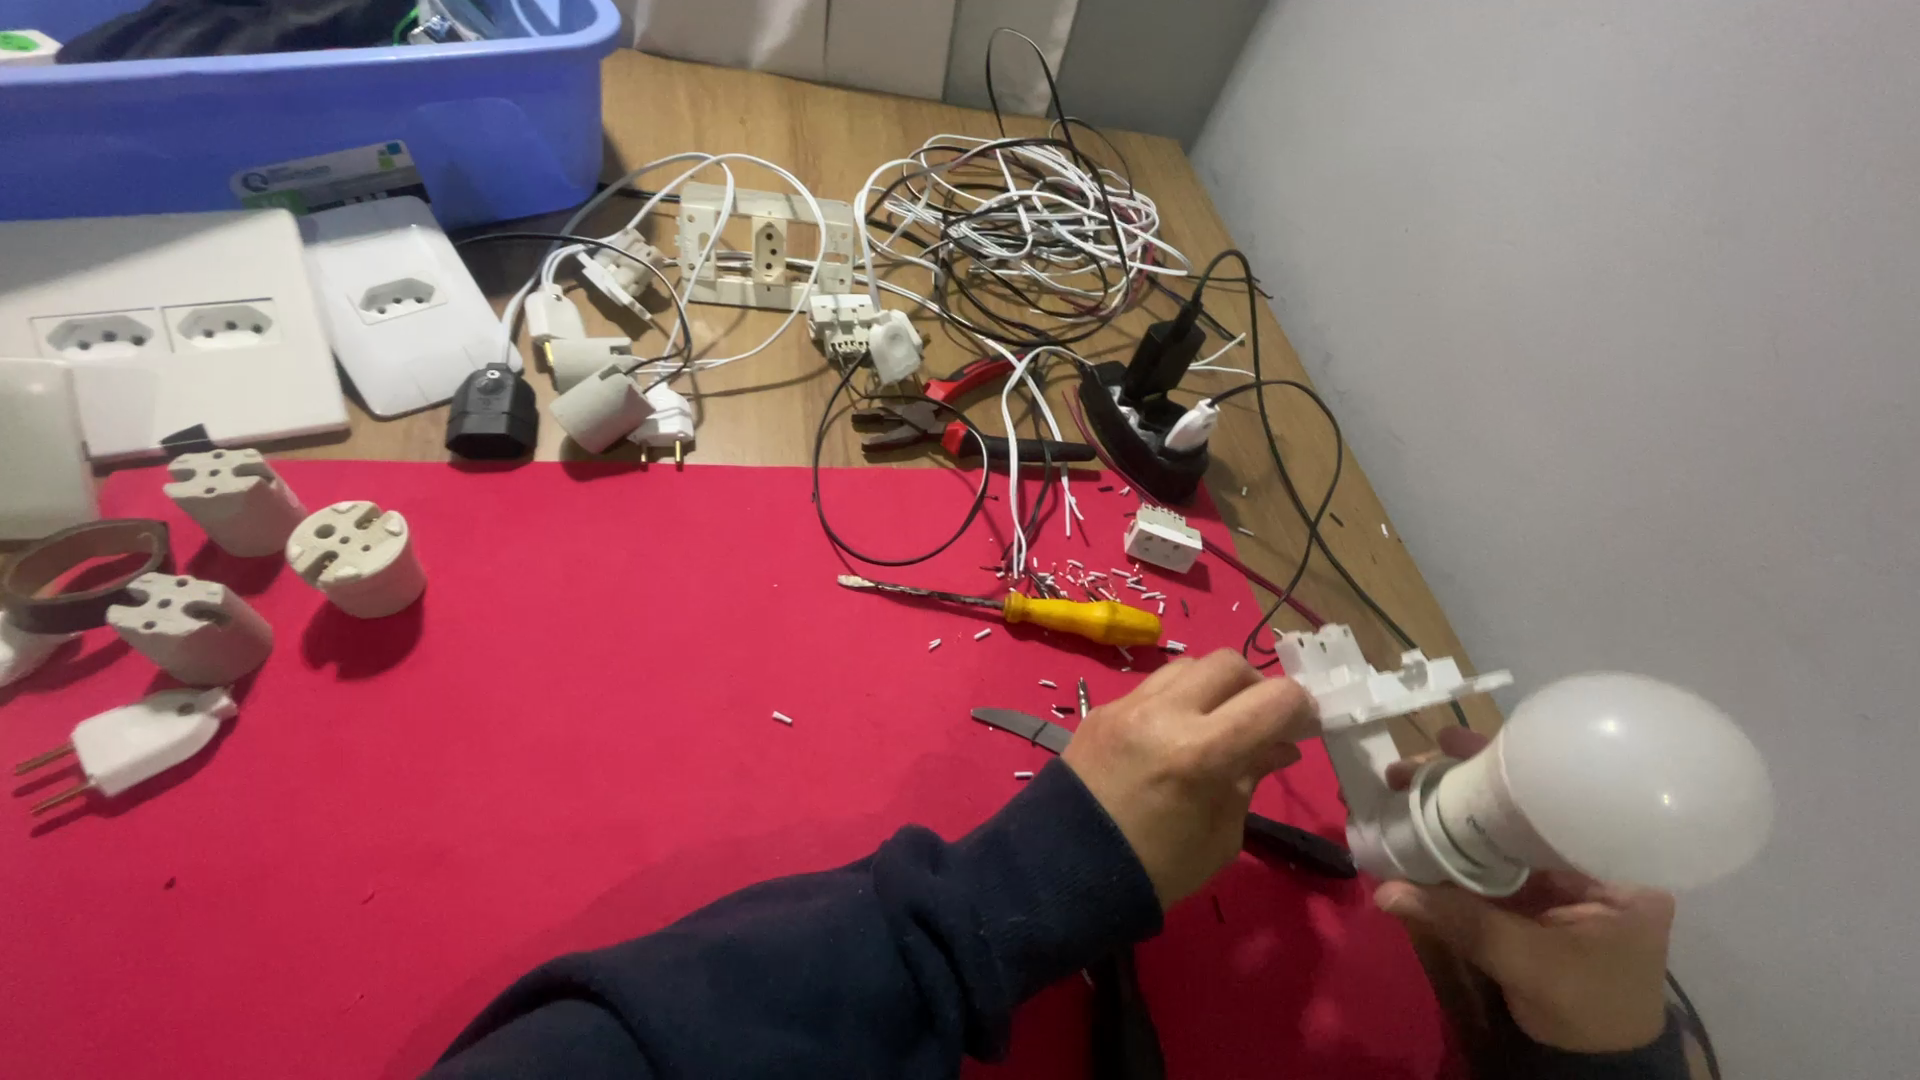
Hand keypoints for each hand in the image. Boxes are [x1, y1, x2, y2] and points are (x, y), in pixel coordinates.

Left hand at [1061, 649, 1315, 909]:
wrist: (1065, 870)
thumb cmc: (1156, 868)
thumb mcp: (1221, 834)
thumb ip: (1251, 777)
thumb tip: (1280, 745)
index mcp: (1201, 752)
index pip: (1274, 698)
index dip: (1300, 708)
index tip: (1304, 725)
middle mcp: (1163, 713)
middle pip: (1228, 663)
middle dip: (1255, 686)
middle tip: (1261, 721)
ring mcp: (1127, 705)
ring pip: (1186, 665)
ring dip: (1213, 686)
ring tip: (1218, 723)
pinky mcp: (1101, 708)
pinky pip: (1152, 685)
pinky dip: (1176, 698)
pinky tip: (1175, 733)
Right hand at [1375, 728, 1673, 1053]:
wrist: (1597, 1061)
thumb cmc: (1588, 1007)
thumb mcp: (1530, 964)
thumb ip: (1462, 922)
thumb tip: (1385, 891)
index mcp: (1613, 867)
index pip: (1559, 794)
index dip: (1506, 763)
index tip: (1451, 740)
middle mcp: (1582, 858)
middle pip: (1517, 803)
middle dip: (1458, 780)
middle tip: (1405, 768)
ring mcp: (1550, 873)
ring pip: (1494, 825)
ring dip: (1445, 805)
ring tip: (1396, 786)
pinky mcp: (1523, 890)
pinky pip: (1481, 855)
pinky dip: (1445, 839)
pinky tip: (1409, 823)